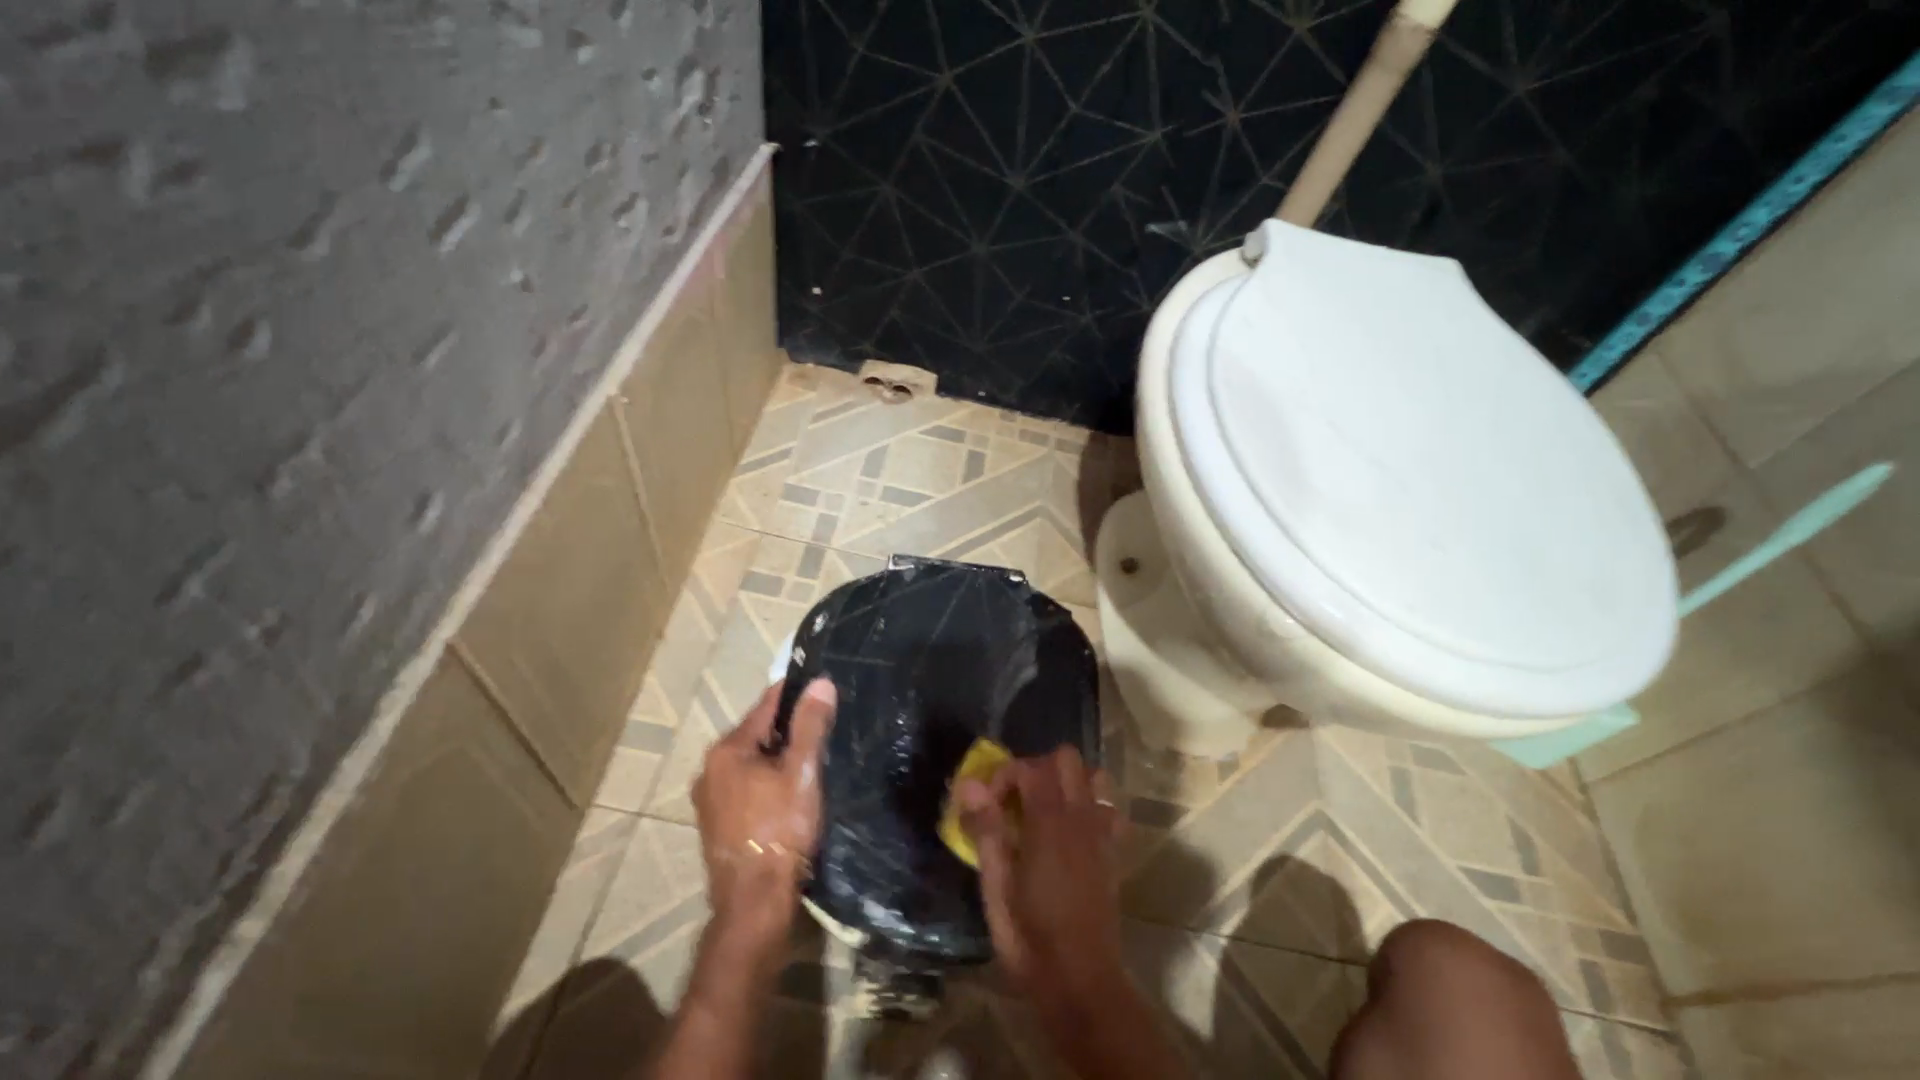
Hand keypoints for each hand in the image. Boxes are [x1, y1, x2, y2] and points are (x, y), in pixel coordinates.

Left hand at [691, 677, 835, 945]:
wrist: (754, 900)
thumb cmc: (781, 830)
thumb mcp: (802, 774)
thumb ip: (811, 726)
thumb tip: (821, 683)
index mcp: (727, 750)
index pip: (765, 707)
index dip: (793, 694)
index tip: (819, 685)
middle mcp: (709, 769)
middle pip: (755, 735)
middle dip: (786, 729)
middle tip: (822, 726)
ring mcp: (708, 799)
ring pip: (749, 764)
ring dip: (774, 759)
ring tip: (809, 760)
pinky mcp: (715, 824)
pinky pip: (744, 789)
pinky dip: (764, 783)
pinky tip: (786, 794)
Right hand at [956, 746, 1126, 1002]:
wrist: (1080, 977)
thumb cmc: (1028, 936)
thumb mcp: (996, 886)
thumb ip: (986, 830)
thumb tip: (969, 784)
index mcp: (1048, 823)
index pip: (1030, 768)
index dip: (1003, 775)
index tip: (985, 804)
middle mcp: (1080, 818)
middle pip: (1066, 759)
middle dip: (1036, 768)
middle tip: (1013, 801)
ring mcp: (1102, 833)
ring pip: (1094, 777)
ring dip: (1068, 782)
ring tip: (1043, 810)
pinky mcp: (1113, 852)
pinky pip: (1109, 809)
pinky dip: (1091, 807)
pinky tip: (1071, 833)